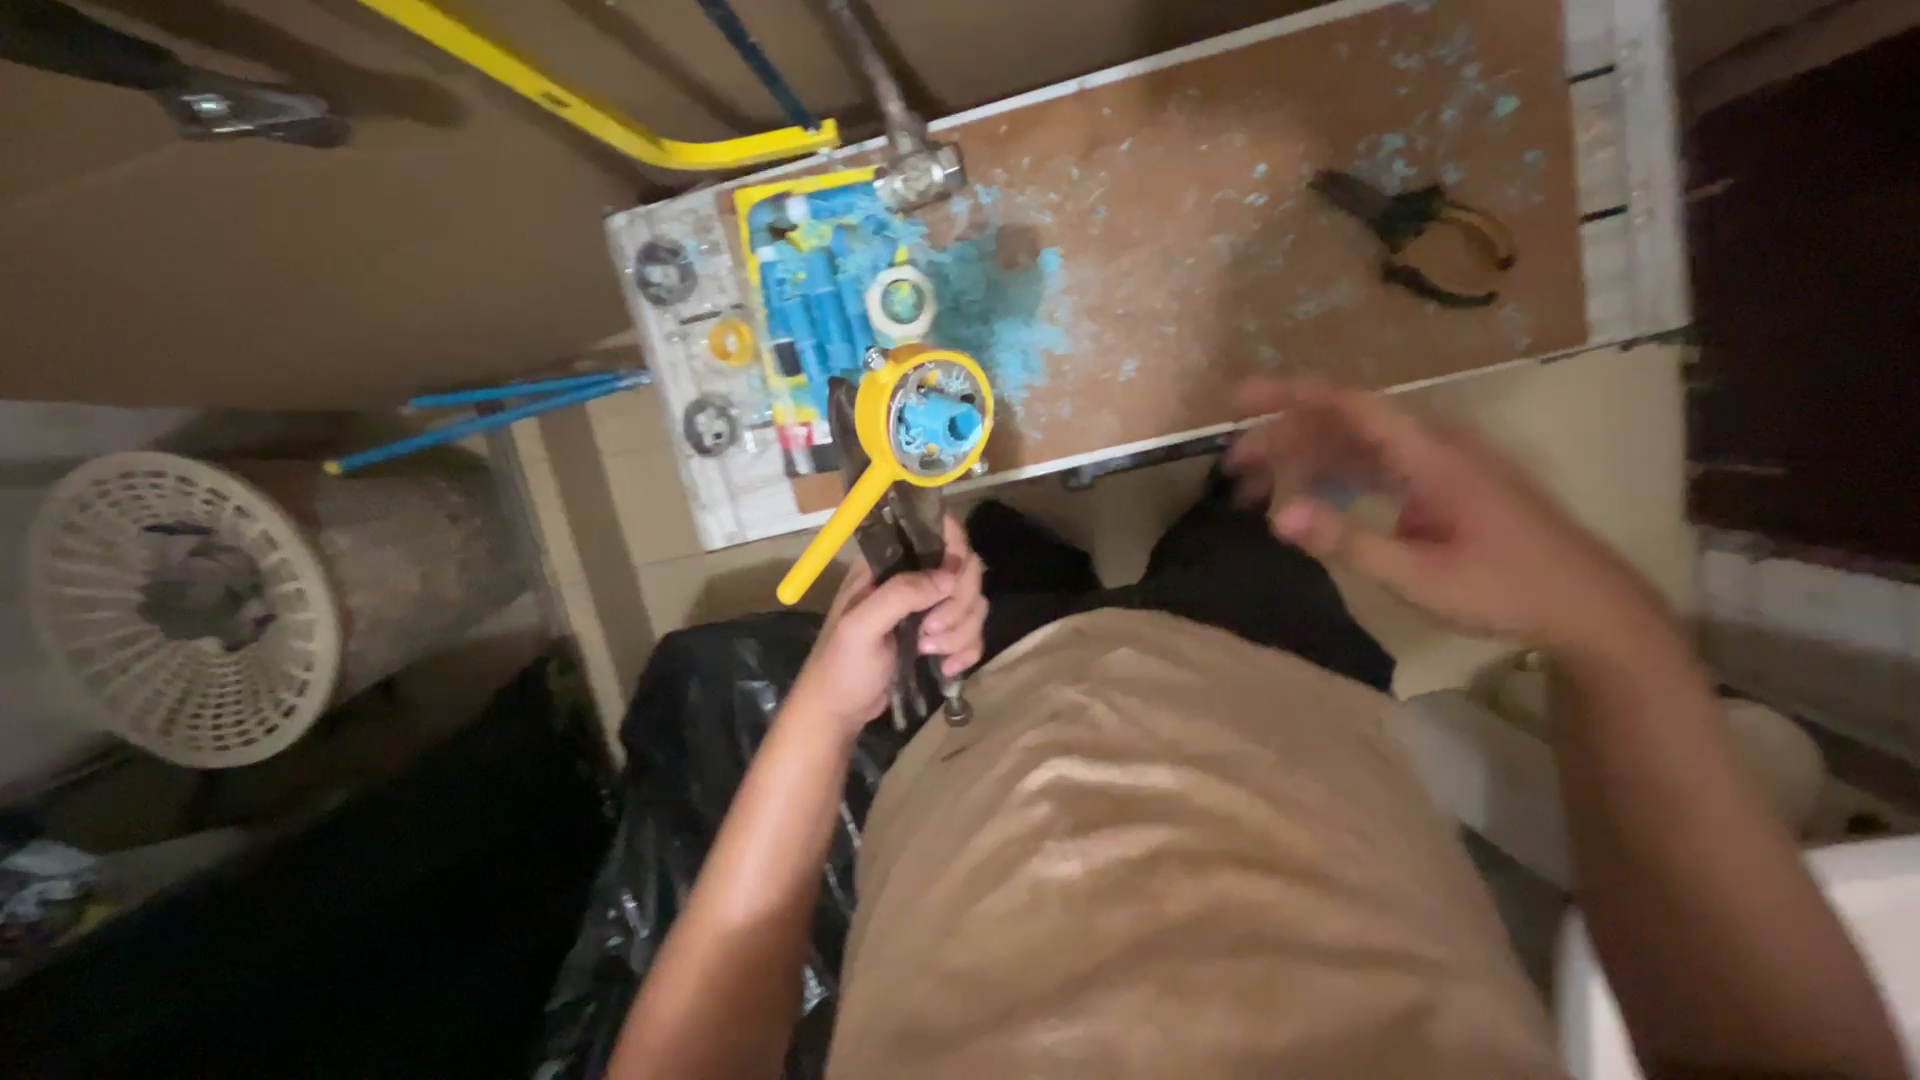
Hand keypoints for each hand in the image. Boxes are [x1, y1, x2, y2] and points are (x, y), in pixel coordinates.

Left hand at [786, 515, 986, 738]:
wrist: (839, 712)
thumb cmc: (841, 666)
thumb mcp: (861, 627)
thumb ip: (901, 595)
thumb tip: (949, 577)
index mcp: (887, 563)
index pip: (935, 531)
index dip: (954, 550)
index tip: (950, 583)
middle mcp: (911, 577)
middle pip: (964, 569)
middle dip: (958, 605)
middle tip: (931, 631)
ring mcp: (927, 607)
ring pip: (973, 602)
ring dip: (961, 631)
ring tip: (930, 652)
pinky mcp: (939, 634)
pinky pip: (972, 630)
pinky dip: (966, 649)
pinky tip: (946, 667)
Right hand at [1225, 376, 1664, 650]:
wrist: (1587, 606)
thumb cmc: (1504, 588)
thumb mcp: (1416, 574)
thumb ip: (1344, 540)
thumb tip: (1276, 516)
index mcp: (1428, 453)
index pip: (1348, 404)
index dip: (1289, 395)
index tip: (1238, 399)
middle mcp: (1432, 444)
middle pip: (1343, 423)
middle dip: (1283, 439)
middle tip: (1232, 469)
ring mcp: (1439, 463)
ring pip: (1356, 445)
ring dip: (1305, 461)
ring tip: (1257, 492)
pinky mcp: (1444, 483)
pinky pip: (1376, 465)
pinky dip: (1336, 477)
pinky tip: (1311, 501)